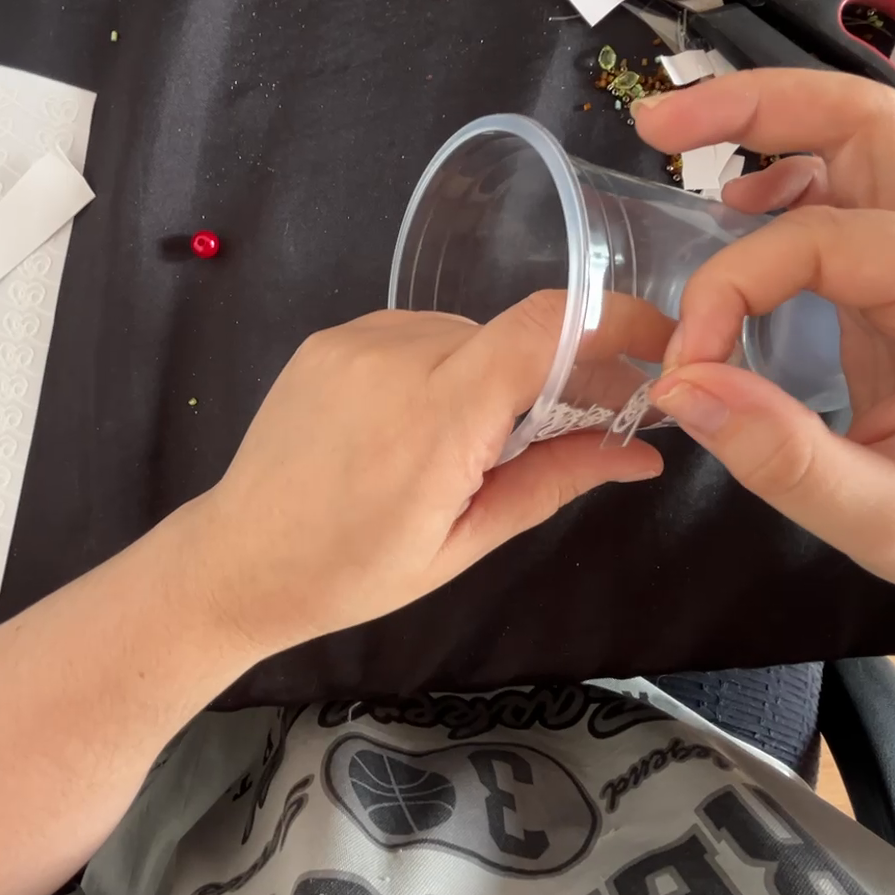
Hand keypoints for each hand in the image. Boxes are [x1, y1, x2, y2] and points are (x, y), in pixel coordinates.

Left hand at [181, 298, 662, 653]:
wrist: (239, 558)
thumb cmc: (353, 572)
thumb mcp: (464, 542)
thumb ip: (553, 481)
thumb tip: (643, 452)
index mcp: (434, 418)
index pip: (544, 329)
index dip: (613, 323)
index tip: (656, 347)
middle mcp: (393, 356)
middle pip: (511, 335)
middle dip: (552, 376)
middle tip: (558, 433)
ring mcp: (354, 339)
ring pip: (465, 333)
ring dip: (490, 375)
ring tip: (465, 441)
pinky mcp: (328, 336)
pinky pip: (416, 333)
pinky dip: (442, 366)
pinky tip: (416, 419)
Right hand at [632, 70, 894, 606]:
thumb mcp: (891, 526)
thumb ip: (786, 461)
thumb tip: (678, 387)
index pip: (827, 239)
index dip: (730, 289)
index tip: (682, 367)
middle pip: (869, 124)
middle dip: (754, 108)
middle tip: (655, 122)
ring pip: (860, 138)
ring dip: (766, 125)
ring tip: (675, 141)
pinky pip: (849, 189)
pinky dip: (783, 175)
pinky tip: (736, 203)